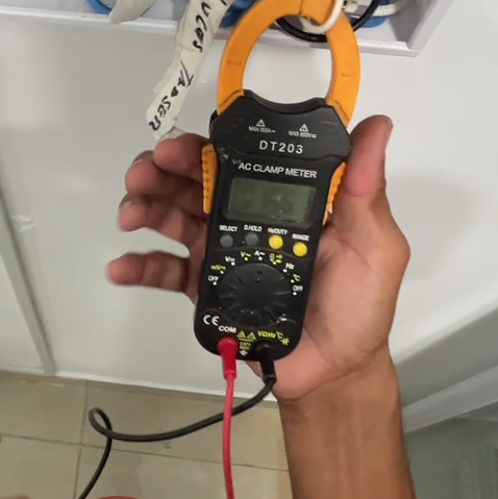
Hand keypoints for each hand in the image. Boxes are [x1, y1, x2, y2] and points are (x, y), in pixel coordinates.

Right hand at [107, 115, 410, 402]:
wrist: (331, 372)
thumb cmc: (358, 309)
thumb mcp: (375, 246)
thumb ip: (366, 191)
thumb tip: (378, 126)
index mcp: (284, 201)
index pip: (241, 160)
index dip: (207, 148)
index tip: (180, 147)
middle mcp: (248, 217)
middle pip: (196, 182)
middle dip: (162, 171)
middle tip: (143, 173)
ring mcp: (221, 250)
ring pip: (173, 217)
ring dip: (145, 207)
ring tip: (128, 213)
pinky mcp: (204, 287)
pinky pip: (166, 270)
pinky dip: (139, 266)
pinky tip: (120, 266)